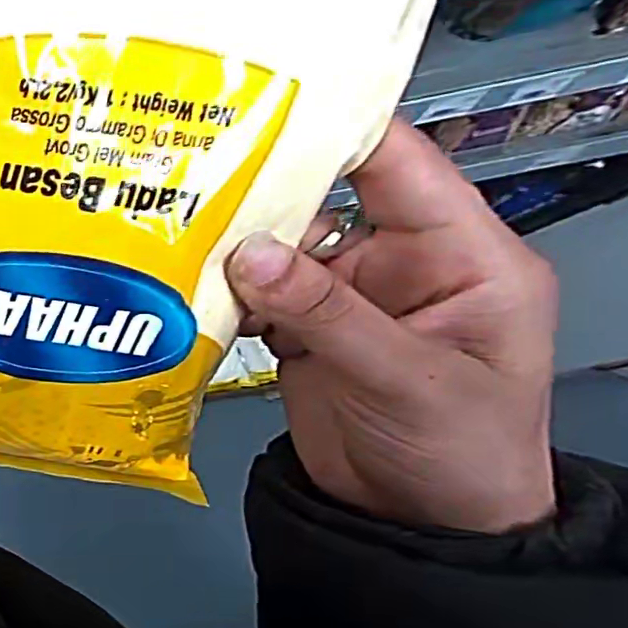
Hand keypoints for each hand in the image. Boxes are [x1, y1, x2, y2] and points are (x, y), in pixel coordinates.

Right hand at [224, 120, 557, 533]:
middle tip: (187, 177)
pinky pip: (254, 295)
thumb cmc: (458, 449)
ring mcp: (341, 300)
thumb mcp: (405, 377)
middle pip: (319, 206)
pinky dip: (220, 292)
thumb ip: (326, 312)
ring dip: (230, 248)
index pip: (401, 168)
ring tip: (170, 231)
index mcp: (458, 257)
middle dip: (259, 195)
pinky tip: (184, 287)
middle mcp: (395, 266)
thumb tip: (248, 252)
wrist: (414, 519)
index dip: (341, 133)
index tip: (269, 108)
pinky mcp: (301, 330)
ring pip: (276, 252)